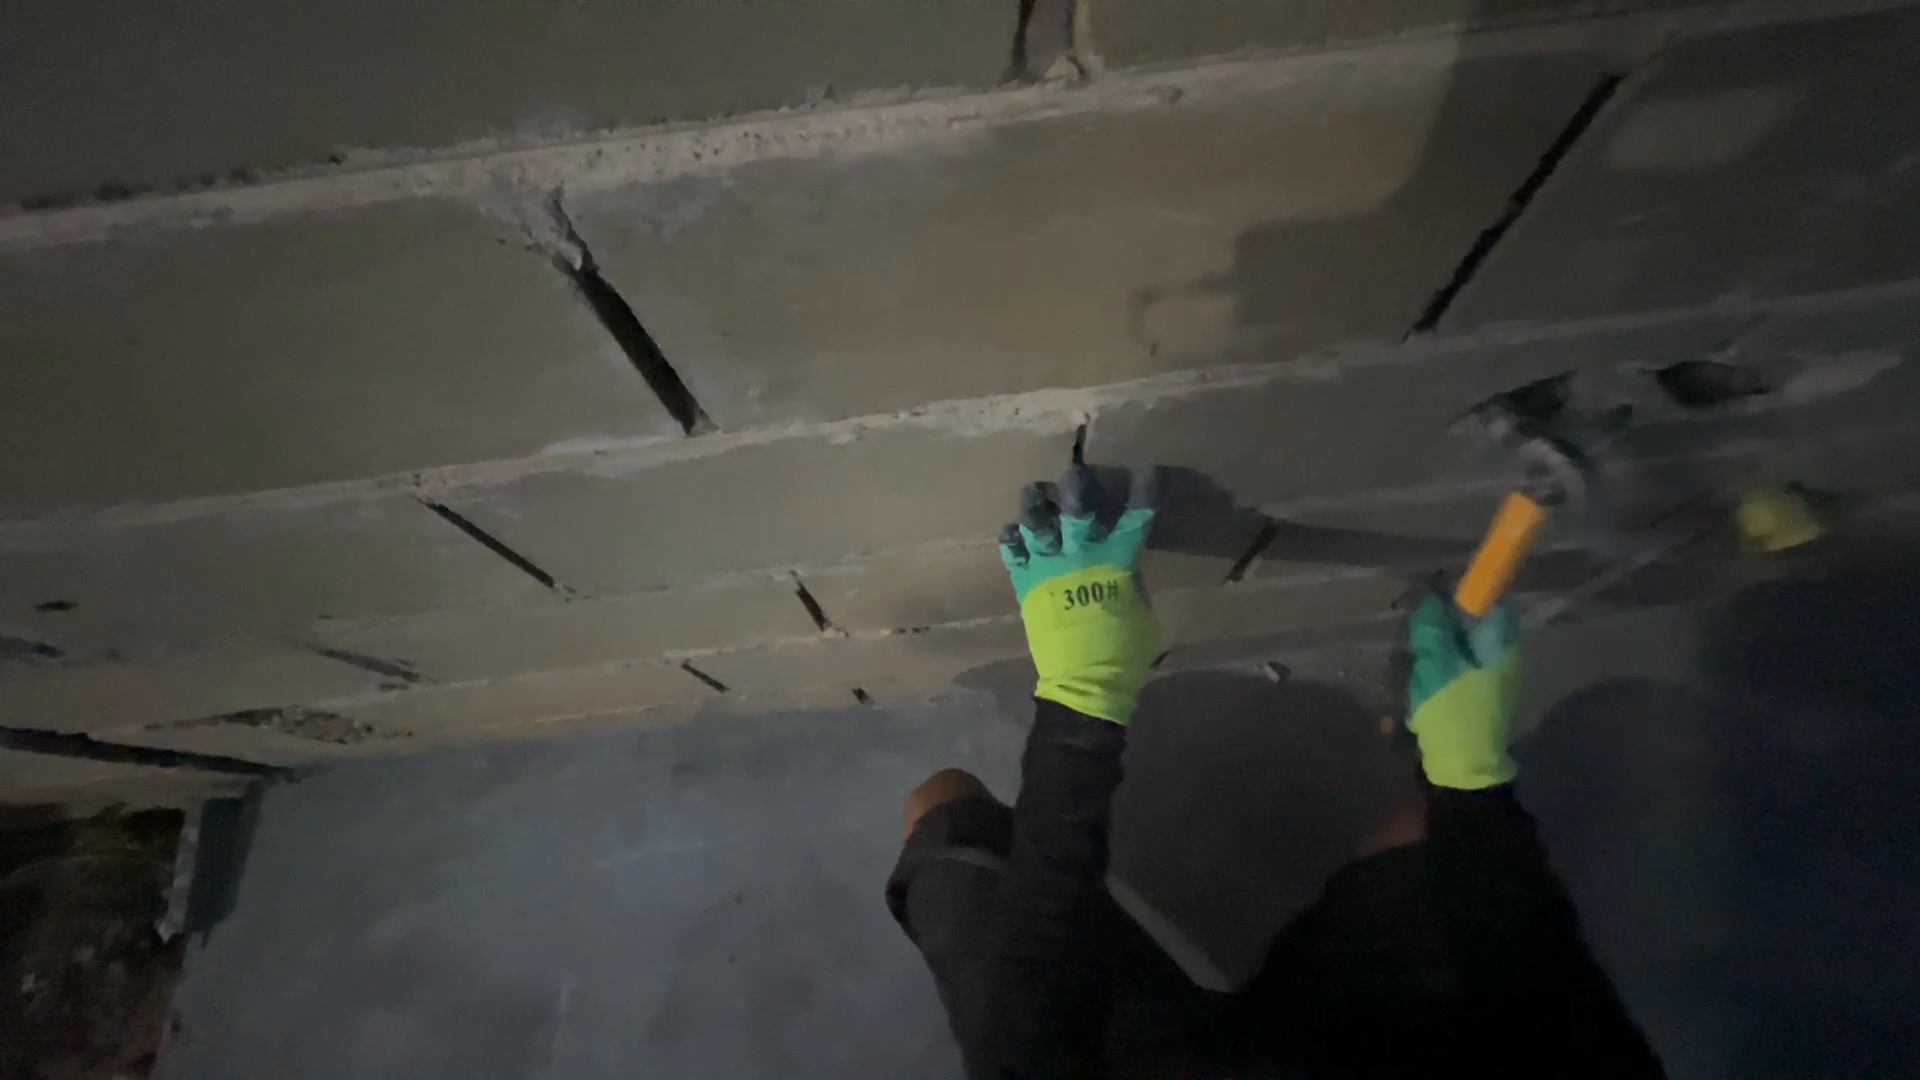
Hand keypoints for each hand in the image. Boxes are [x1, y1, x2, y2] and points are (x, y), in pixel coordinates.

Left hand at [999, 465, 1163, 723]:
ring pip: (1037, 527)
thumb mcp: (1141, 610)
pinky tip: (1012, 531)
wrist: (1085, 681)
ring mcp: (1049, 570)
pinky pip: (1013, 556)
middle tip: (1073, 472)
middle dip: (1076, 488)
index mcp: (1117, 563)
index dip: (1143, 494)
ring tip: (1033, 490)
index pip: (1136, 520)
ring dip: (1034, 505)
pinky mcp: (1026, 586)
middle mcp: (1081, 558)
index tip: (1147, 472)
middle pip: (1077, 513)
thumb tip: (1123, 568)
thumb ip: (1129, 580)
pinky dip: (1011, 541)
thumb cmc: (1125, 651)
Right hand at [1406, 593, 1519, 789]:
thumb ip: (1431, 626)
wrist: (1462, 769)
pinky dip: (1424, 686)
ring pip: (1448, 656)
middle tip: (1410, 647)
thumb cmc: (1452, 711)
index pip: (1487, 606)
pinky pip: (1442, 680)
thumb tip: (1429, 592)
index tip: (1427, 602)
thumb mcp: (1435, 663)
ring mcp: (1486, 684)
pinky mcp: (1470, 703)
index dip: (1457, 598)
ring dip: (1422, 665)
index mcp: (1499, 648)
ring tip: (1406, 684)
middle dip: (1431, 637)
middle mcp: (1498, 662)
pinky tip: (1407, 706)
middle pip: (1462, 631)